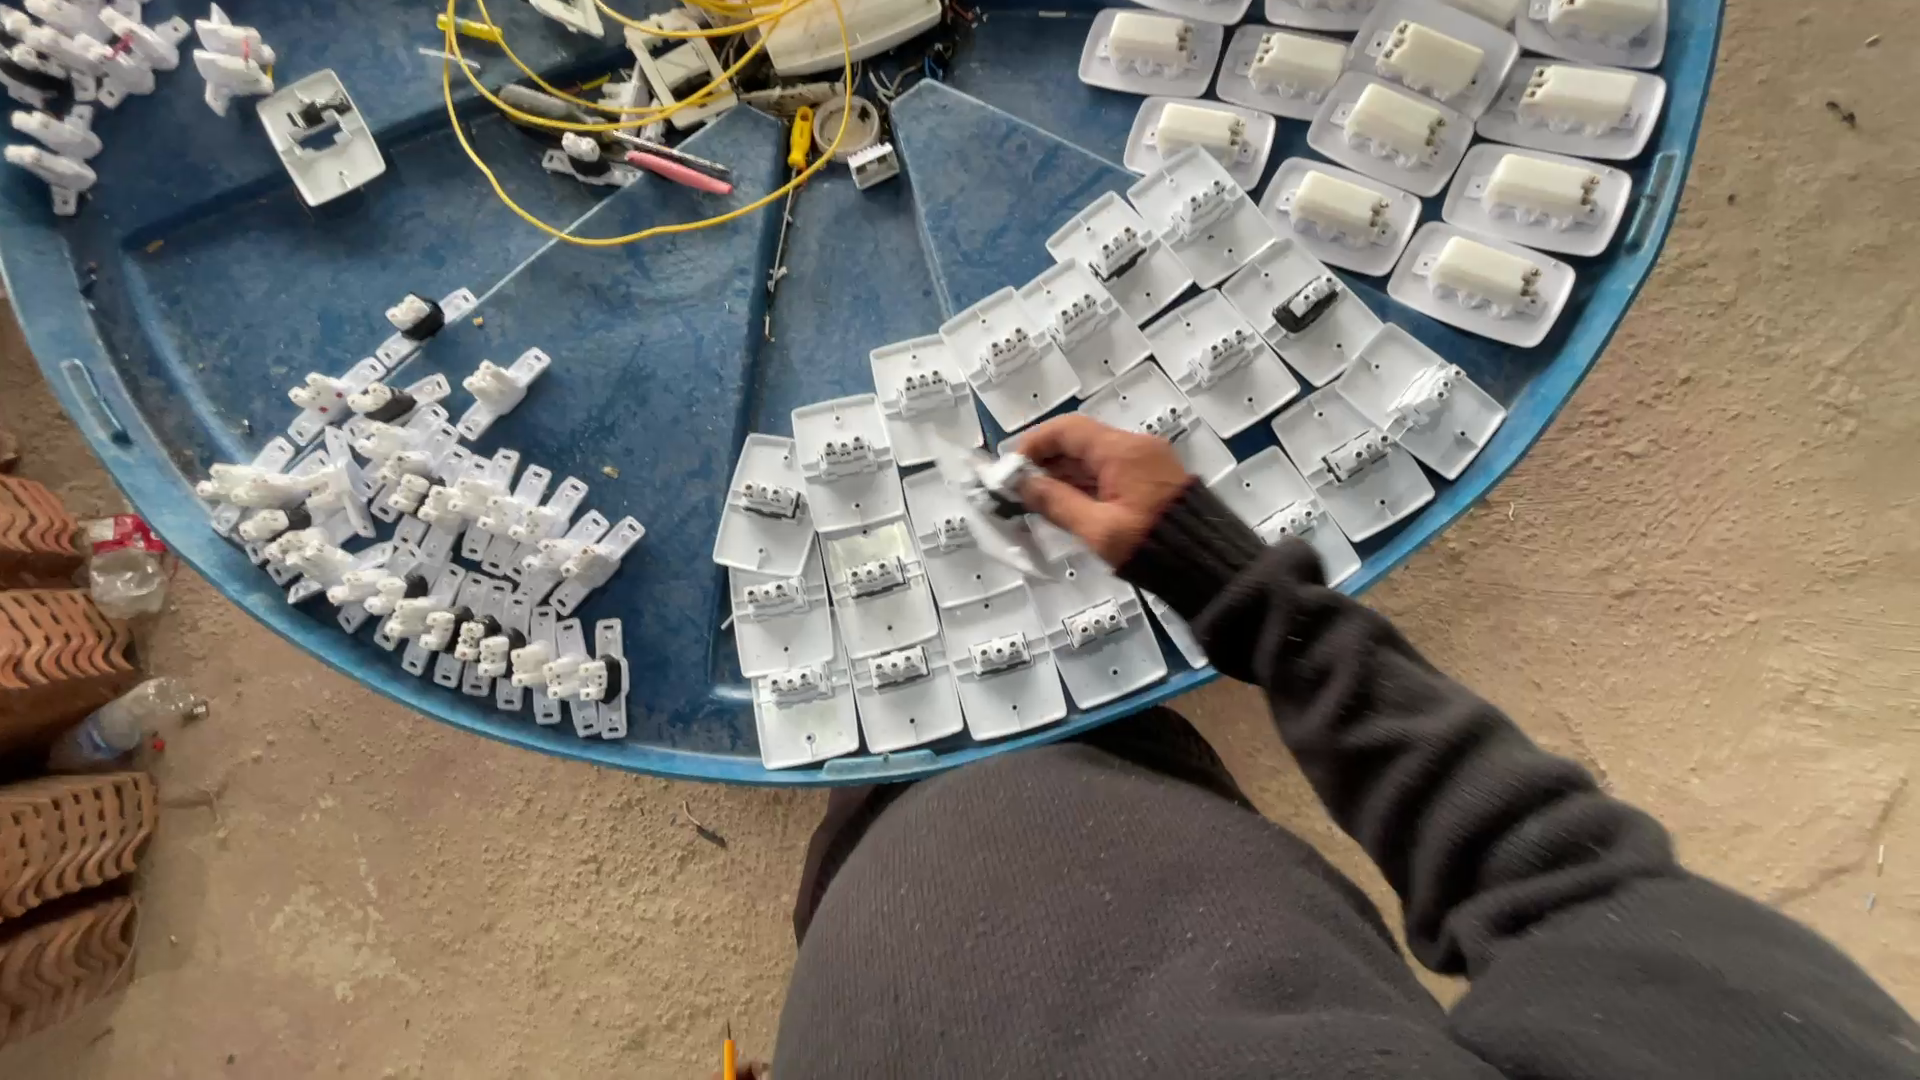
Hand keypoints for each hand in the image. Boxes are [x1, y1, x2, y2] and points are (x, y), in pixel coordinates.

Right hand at [1013, 415, 1191, 565]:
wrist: (1207, 564)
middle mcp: (1134, 447)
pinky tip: (1066, 504)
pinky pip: (1109, 471)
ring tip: (1037, 500)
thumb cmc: (1150, 545)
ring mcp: (1145, 461)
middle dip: (1046, 462)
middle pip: (1080, 441)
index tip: (1012, 468)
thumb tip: (1021, 484)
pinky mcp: (1150, 479)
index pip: (1067, 429)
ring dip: (1064, 474)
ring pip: (1093, 457)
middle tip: (1019, 488)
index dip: (1034, 444)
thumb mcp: (1097, 529)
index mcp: (1121, 451)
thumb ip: (1056, 502)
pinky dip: (1084, 483)